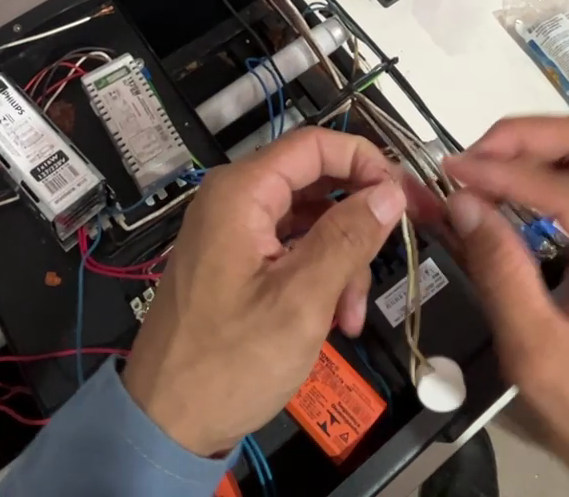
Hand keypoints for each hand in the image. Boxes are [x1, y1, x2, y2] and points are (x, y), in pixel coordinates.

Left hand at [121, 127, 409, 455]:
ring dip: (341, 259)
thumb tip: (389, 192)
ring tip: (351, 315)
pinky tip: (336, 317)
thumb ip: (347, 238)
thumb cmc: (228, 363)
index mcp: (241, 192)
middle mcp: (234, 198)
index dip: (365, 160)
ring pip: (309, 218)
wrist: (164, 422)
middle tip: (395, 250)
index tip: (404, 196)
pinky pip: (290, 246)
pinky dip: (318, 274)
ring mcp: (234, 229)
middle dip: (357, 219)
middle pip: (314, 180)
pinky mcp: (236, 259)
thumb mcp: (301, 300)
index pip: (314, 144)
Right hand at [443, 117, 568, 496]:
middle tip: (470, 160)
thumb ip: (503, 277)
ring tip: (482, 169)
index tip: (453, 170)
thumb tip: (461, 202)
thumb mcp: (541, 361)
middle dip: (527, 139)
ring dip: (535, 146)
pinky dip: (545, 168)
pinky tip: (508, 185)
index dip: (511, 174)